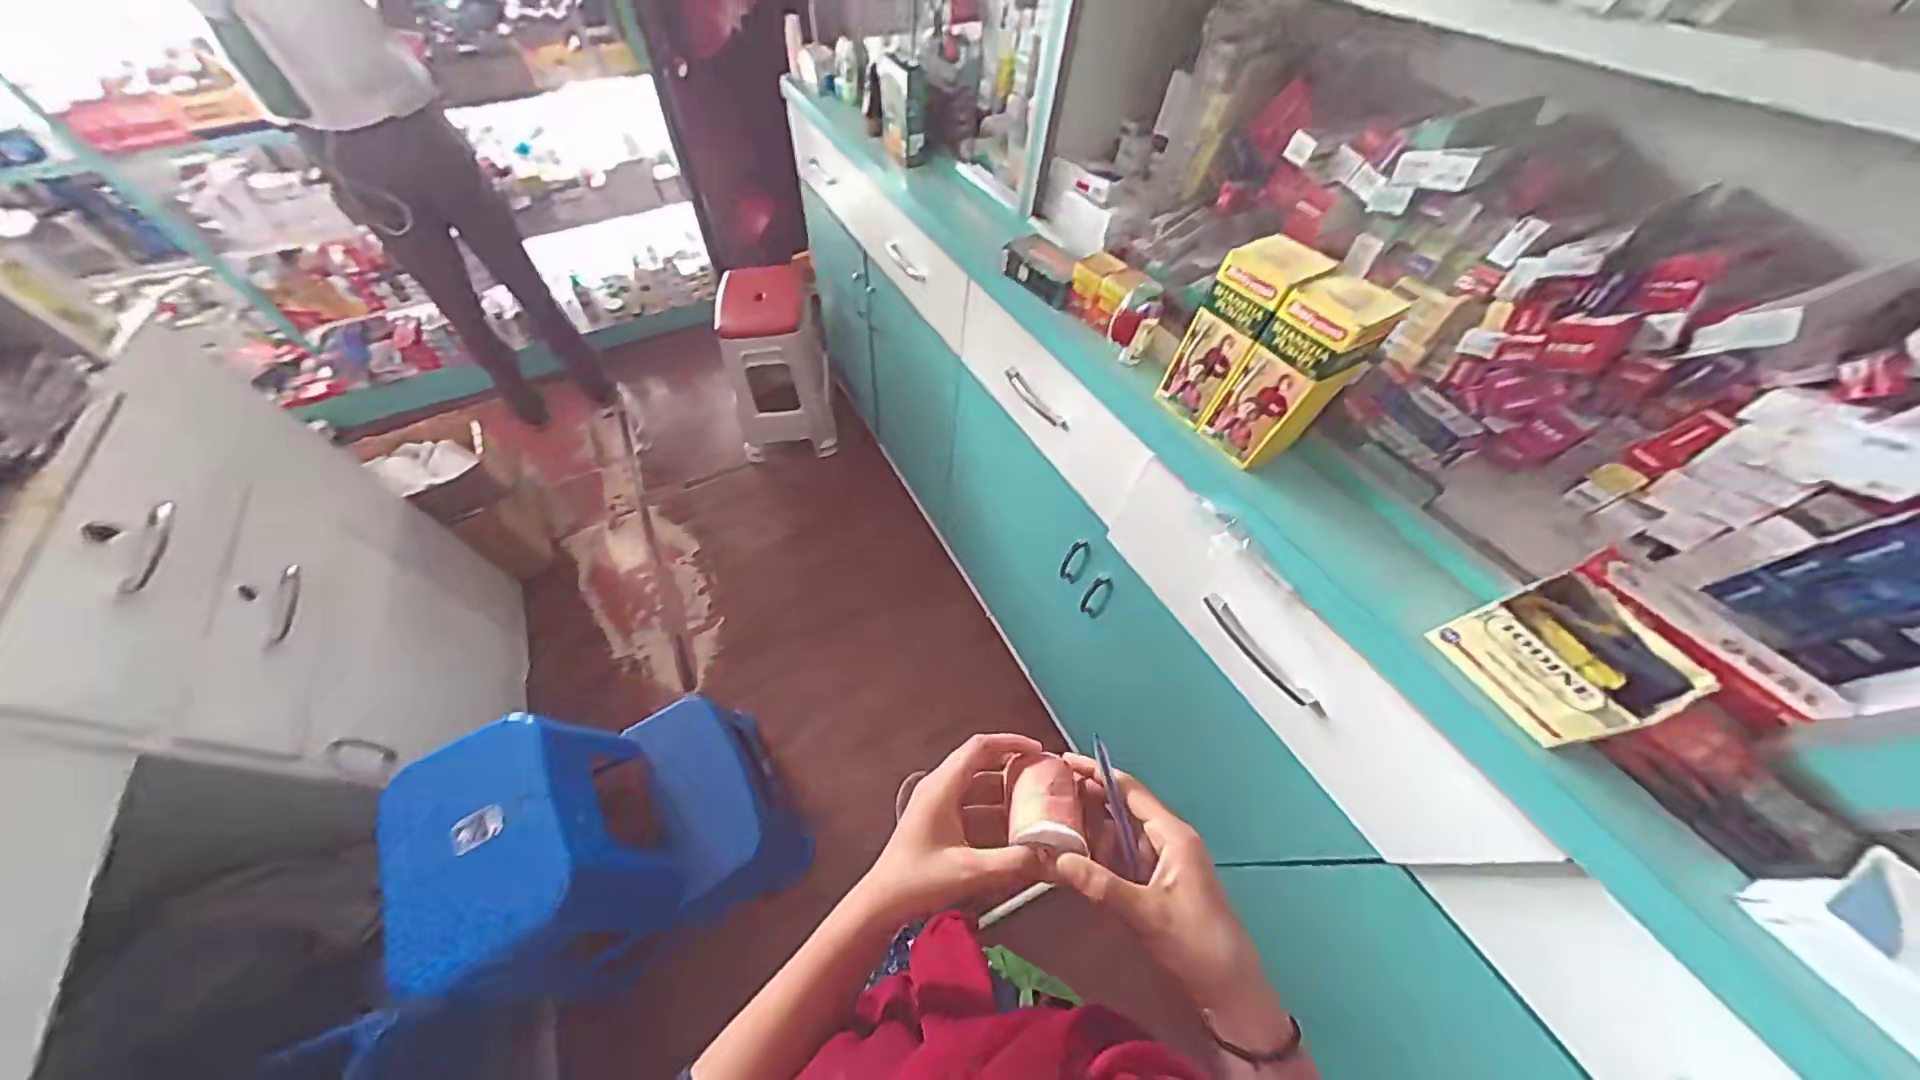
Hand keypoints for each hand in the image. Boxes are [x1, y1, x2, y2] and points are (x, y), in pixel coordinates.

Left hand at [855, 733, 1049, 922]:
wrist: (881, 903)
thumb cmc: (915, 882)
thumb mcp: (969, 872)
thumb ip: (1012, 863)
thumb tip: (1049, 856)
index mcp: (941, 787)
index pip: (979, 747)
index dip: (1010, 743)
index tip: (1036, 750)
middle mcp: (939, 788)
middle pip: (981, 763)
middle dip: (1013, 767)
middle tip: (1042, 775)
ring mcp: (938, 804)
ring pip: (979, 786)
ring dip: (1005, 792)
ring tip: (1036, 801)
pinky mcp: (940, 822)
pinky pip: (973, 806)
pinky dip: (995, 811)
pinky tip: (1016, 829)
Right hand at [1049, 755, 1292, 1050]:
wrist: (1232, 994)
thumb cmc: (1197, 944)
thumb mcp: (1146, 913)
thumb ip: (1101, 884)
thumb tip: (1058, 859)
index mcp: (1173, 835)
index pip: (1130, 790)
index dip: (1098, 772)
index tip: (1065, 761)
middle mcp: (1169, 840)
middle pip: (1125, 806)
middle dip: (1091, 795)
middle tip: (1051, 788)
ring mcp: (1165, 861)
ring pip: (1123, 831)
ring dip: (1094, 822)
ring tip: (1056, 814)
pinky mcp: (1159, 882)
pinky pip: (1126, 854)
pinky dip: (1102, 847)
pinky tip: (1079, 850)